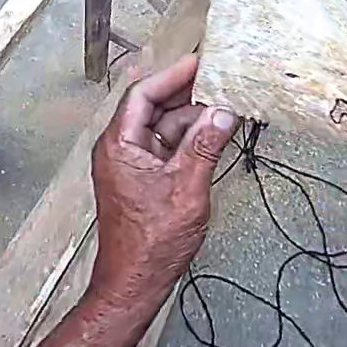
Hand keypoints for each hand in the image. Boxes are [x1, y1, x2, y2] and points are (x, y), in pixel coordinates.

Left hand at [88, 54, 236, 316]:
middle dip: (187, 94)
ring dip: (193, 119)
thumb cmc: (149, 244)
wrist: (135, 283)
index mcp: (120, 145)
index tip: (200, 62)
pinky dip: (190, 139)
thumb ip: (206, 145)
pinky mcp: (144, 176)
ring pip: (164, 126)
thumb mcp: (187, 188)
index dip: (173, 74)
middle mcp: (121, 149)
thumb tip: (223, 112)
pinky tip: (214, 135)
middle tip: (220, 81)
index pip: (143, 93)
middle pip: (154, 106)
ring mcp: (132, 163)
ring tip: (225, 109)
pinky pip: (168, 146)